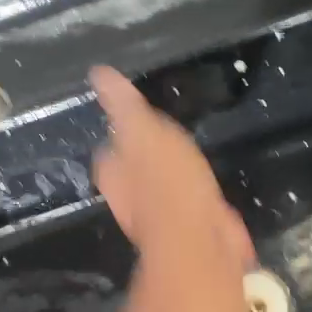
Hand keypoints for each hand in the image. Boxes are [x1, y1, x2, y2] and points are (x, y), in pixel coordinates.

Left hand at [90, 66, 253, 268]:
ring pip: (167, 189)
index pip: (112, 144)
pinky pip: (194, 205)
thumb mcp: (145, 130)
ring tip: (194, 159)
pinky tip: (212, 189)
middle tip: (172, 137)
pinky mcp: (191, 231)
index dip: (125, 131)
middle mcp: (130, 198)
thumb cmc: (167, 182)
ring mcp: (161, 218)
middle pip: (138, 170)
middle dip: (152, 158)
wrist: (200, 239)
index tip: (141, 117)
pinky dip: (201, 197)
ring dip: (178, 178)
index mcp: (113, 172)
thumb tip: (98, 72)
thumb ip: (124, 104)